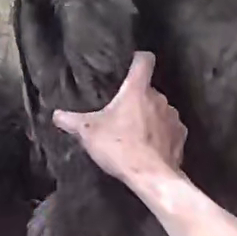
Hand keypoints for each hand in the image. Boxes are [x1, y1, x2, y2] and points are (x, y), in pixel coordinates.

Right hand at [52, 51, 186, 187]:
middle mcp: (159, 99)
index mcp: (137, 90)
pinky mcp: (180, 137)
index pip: (144, 60)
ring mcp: (173, 118)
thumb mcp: (88, 132)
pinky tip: (148, 147)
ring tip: (134, 132)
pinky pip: (169, 130)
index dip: (137, 59)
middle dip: (136, 98)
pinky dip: (160, 135)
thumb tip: (56, 115)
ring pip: (159, 110)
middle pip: (148, 89)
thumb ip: (71, 120)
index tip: (130, 63)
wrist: (151, 176)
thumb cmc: (120, 147)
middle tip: (120, 113)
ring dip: (149, 117)